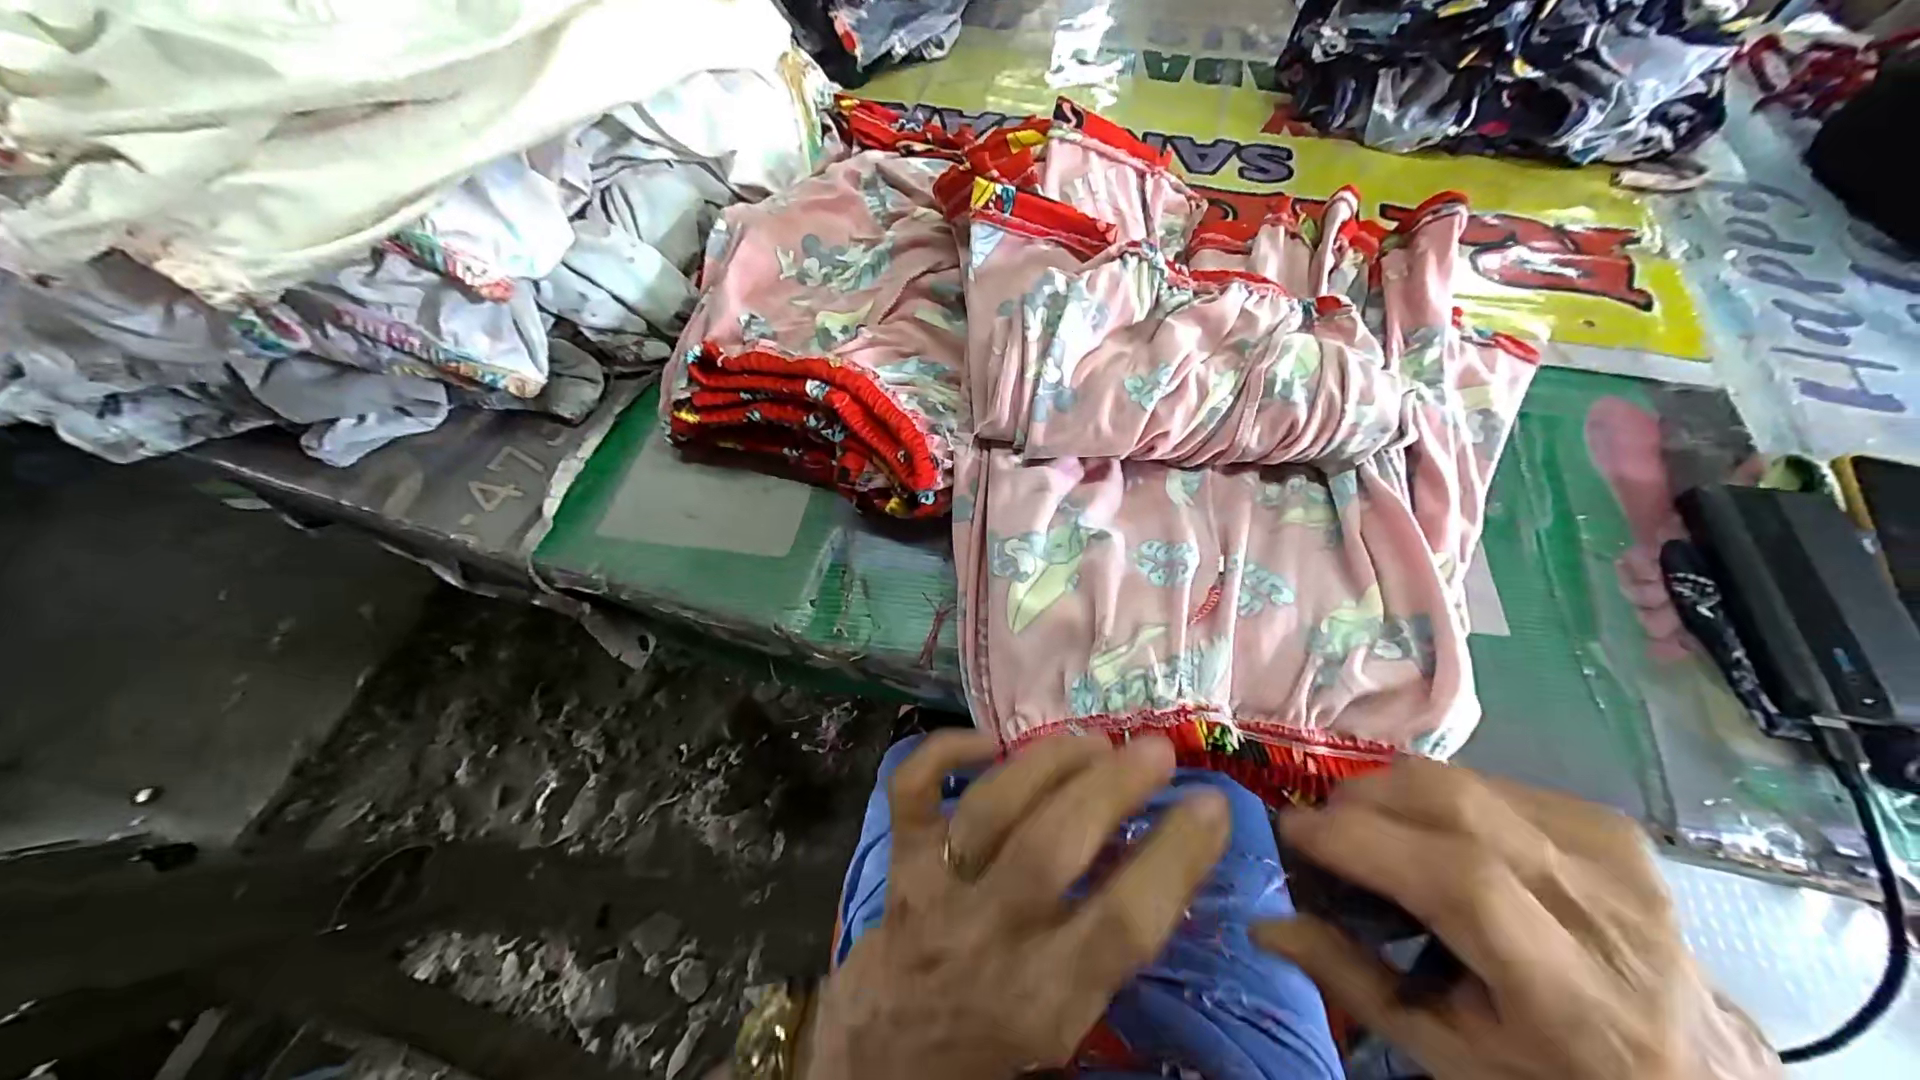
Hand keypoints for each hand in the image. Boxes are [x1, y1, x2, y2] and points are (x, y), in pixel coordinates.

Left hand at [801, 731, 1229, 1079]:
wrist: (886, 1053)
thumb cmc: (995, 1032)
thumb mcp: (1067, 1013)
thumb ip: (1109, 940)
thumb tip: (1164, 848)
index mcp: (1047, 996)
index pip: (1123, 922)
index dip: (1174, 856)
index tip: (1210, 804)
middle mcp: (989, 937)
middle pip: (1051, 847)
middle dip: (1110, 788)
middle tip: (1153, 749)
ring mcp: (935, 891)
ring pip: (989, 810)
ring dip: (1047, 762)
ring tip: (1093, 740)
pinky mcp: (899, 860)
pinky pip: (912, 791)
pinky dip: (945, 751)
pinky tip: (990, 741)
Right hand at [1255, 759, 1781, 1079]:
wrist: (1703, 1076)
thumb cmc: (1559, 1079)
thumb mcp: (1451, 1056)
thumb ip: (1351, 979)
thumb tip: (1263, 919)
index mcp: (1572, 994)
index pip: (1458, 881)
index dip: (1361, 839)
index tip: (1292, 830)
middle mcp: (1604, 909)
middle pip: (1455, 803)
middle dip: (1361, 799)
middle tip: (1322, 827)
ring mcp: (1615, 856)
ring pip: (1462, 779)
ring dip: (1390, 790)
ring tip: (1368, 828)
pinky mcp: (1610, 825)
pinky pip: (1489, 780)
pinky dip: (1435, 794)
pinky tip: (1432, 832)